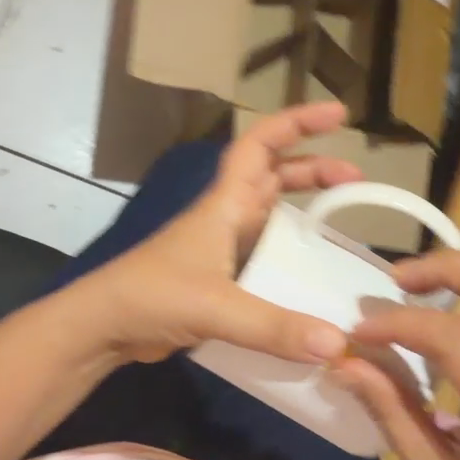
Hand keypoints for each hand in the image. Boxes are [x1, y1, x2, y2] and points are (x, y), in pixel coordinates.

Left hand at [69, 102, 364, 365]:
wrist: (103, 327)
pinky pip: (261, 257)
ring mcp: (219, 250)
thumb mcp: (214, 308)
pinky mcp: (216, 281)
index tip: (340, 115)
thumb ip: (273, 326)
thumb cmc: (151, 297)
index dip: (298, 123)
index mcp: (223, 206)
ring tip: (340, 229)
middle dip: (313, 170)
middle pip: (272, 177)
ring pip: (268, 217)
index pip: (260, 145)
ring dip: (302, 213)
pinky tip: (308, 282)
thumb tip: (337, 343)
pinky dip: (287, 258)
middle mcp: (224, 219)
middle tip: (356, 181)